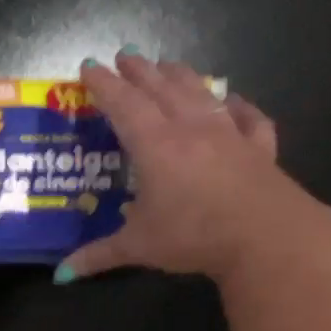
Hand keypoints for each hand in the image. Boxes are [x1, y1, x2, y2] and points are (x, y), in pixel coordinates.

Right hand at [58, 48, 330, 282]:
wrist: (269, 237)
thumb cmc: (193, 235)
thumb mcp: (136, 247)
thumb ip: (97, 255)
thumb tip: (61, 274)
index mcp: (157, 147)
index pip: (125, 106)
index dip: (105, 86)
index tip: (89, 67)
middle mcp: (192, 131)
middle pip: (163, 90)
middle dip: (141, 71)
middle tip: (125, 55)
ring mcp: (230, 136)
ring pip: (202, 94)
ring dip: (182, 77)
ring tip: (168, 65)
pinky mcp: (259, 149)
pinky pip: (247, 118)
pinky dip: (236, 106)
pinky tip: (232, 101)